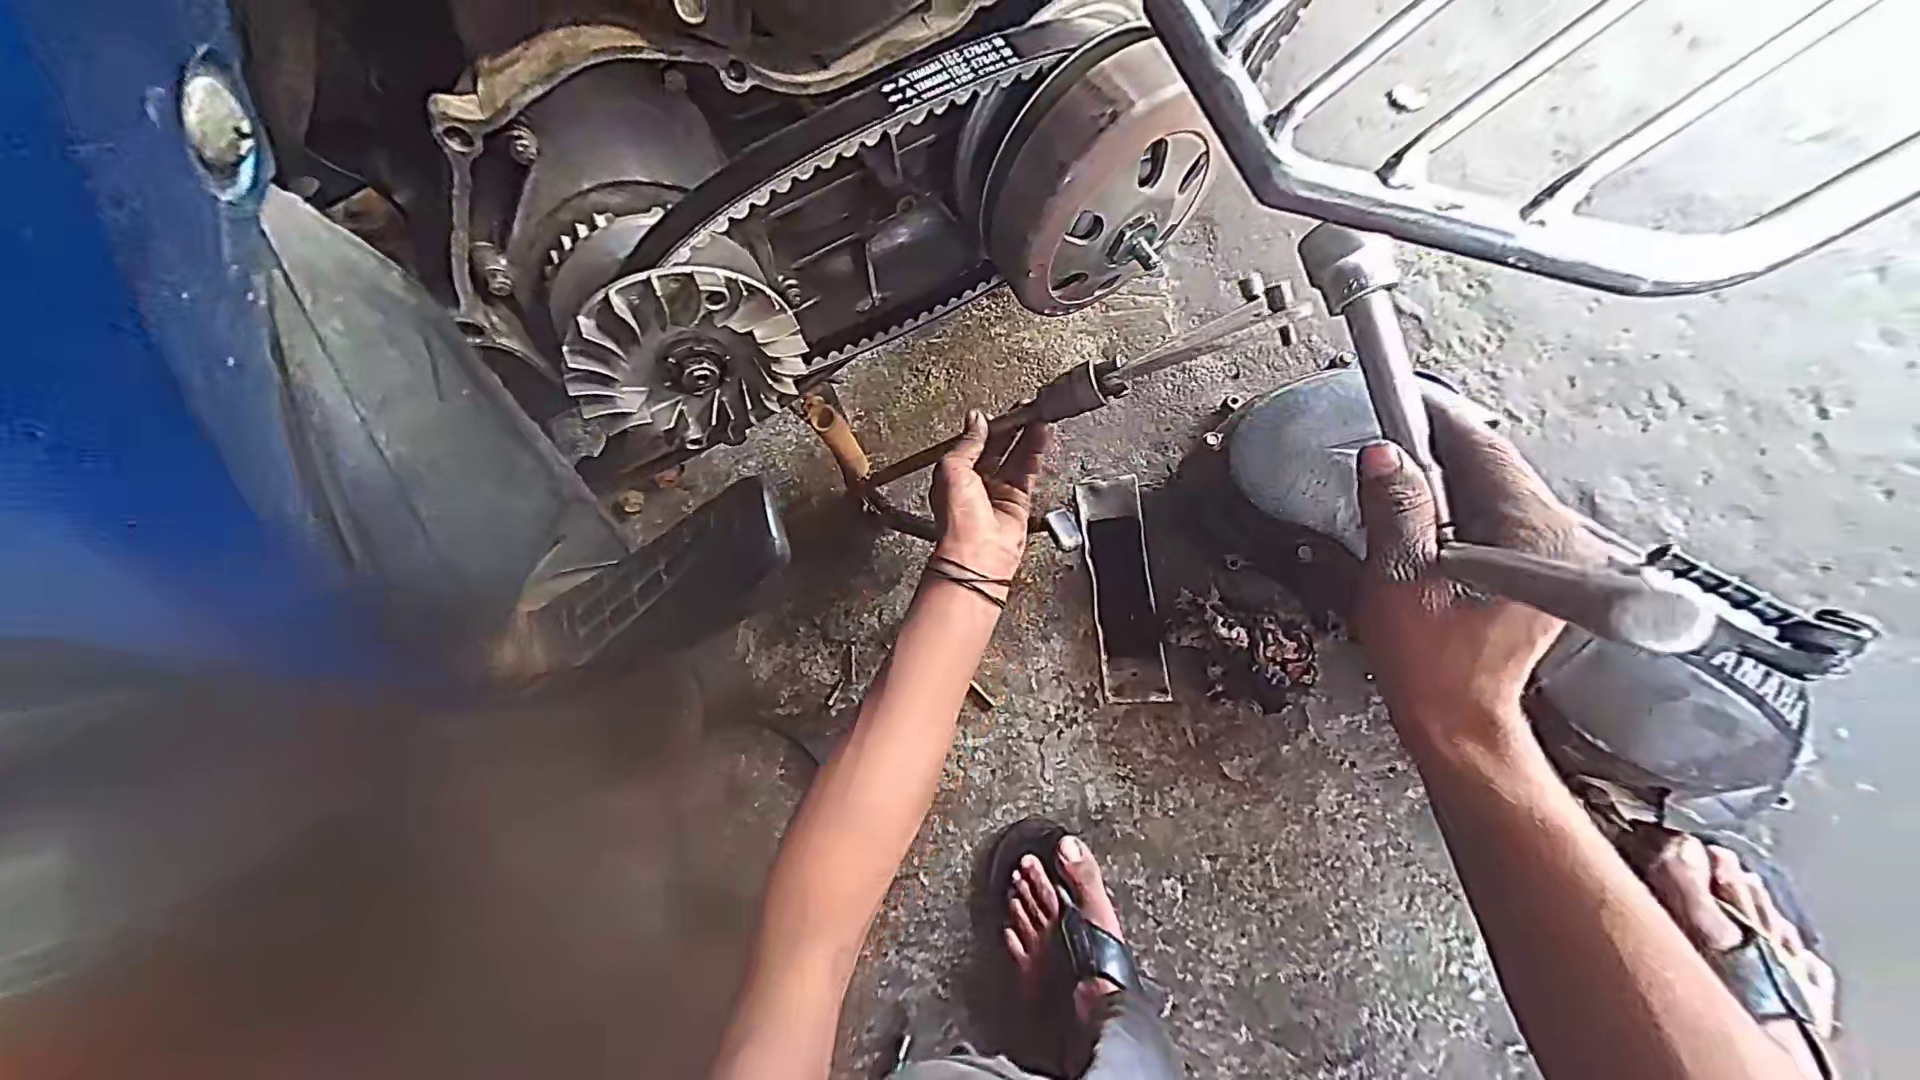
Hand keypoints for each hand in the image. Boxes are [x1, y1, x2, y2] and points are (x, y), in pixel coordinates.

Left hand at [929, 410, 1053, 583]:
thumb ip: (967, 443)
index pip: (975, 443)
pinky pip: (1028, 471)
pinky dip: (1035, 452)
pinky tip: (1040, 436)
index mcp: (955, 474)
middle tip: (1025, 410)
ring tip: (1038, 418)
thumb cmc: (957, 518)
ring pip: (1016, 456)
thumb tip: (975, 420)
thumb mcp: (952, 469)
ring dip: (1027, 437)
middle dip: (1012, 429)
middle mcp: (977, 482)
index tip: (1003, 412)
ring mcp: (998, 491)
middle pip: (998, 448)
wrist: (976, 552)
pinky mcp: (1018, 501)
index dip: (990, 426)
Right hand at [1354, 396, 1607, 743]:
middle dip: (1432, 451)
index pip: (1483, 451)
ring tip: (1392, 482)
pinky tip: (1417, 517)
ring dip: (1437, 480)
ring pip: (1484, 489)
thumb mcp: (1399, 581)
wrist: (1454, 714)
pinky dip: (1448, 506)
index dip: (1434, 420)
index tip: (1400, 397)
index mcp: (1533, 538)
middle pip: (1487, 466)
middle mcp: (1558, 538)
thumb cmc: (1430, 663)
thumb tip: (1383, 457)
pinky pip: (1486, 514)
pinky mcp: (1534, 564)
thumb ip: (1395, 513)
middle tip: (1383, 440)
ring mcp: (1551, 552)